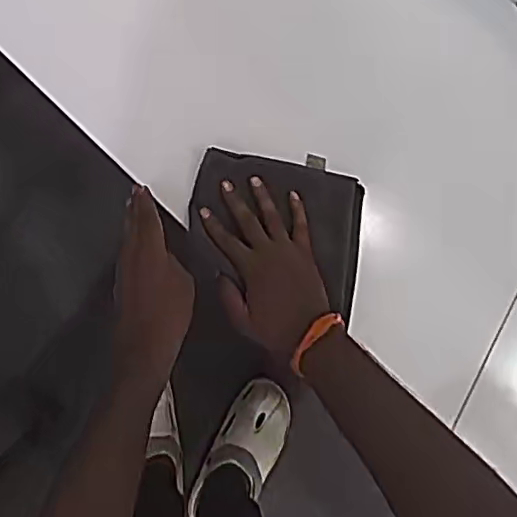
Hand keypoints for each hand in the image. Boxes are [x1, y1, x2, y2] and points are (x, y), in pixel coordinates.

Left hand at [113, 186, 194, 389]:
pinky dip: (129, 241)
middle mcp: (132, 254)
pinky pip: (125, 252)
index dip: (145, 202)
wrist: (143, 346)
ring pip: (126, 237)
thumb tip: (168, 257)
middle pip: (131, 224)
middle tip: (135, 194)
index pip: (147, 217)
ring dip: (130, 223)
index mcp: (149, 248)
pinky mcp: (121, 283)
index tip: (142, 189)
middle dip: (134, 208)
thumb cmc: (169, 314)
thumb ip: (176, 261)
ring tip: (133, 212)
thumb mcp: (184, 282)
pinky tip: (133, 244)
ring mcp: (123, 268)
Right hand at [199, 176, 332, 364]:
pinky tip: (293, 196)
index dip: (213, 224)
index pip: (226, 240)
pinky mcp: (304, 253)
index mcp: (251, 268)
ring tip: (255, 180)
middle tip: (226, 185)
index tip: (205, 210)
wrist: (311, 336)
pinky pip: (301, 226)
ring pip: (272, 216)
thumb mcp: (243, 320)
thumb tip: (220, 277)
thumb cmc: (278, 330)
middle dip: (234, 200)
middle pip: (247, 220)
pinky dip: (298, 209)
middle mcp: (268, 253)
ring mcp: (288, 250)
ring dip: (262, 196)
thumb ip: (228, 296)